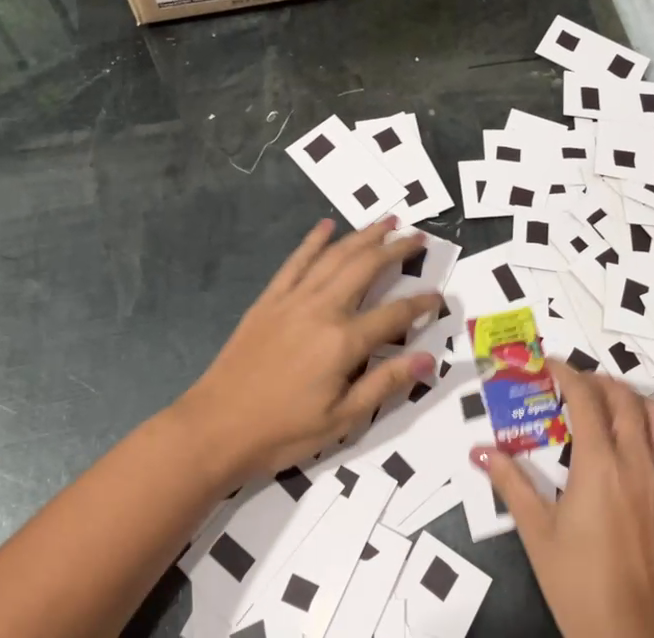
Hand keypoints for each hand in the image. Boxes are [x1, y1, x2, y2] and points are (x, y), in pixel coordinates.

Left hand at [173, 218, 439, 484]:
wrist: (215, 428)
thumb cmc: (282, 431)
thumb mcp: (342, 420)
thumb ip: (385, 384)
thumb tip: (428, 359)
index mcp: (343, 342)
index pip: (395, 315)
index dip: (421, 304)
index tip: (439, 295)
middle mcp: (322, 310)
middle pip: (366, 268)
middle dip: (396, 249)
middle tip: (419, 237)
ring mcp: (293, 300)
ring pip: (335, 256)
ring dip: (363, 235)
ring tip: (387, 221)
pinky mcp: (269, 300)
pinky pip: (295, 262)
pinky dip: (313, 241)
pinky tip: (326, 225)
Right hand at [475, 362, 653, 637]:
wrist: (636, 633)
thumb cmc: (579, 584)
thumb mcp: (537, 534)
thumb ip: (511, 484)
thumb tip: (480, 452)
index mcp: (600, 464)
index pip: (586, 398)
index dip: (567, 374)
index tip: (548, 364)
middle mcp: (636, 460)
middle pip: (623, 397)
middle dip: (596, 381)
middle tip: (570, 384)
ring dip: (629, 397)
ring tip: (604, 403)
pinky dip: (651, 424)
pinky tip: (632, 439)